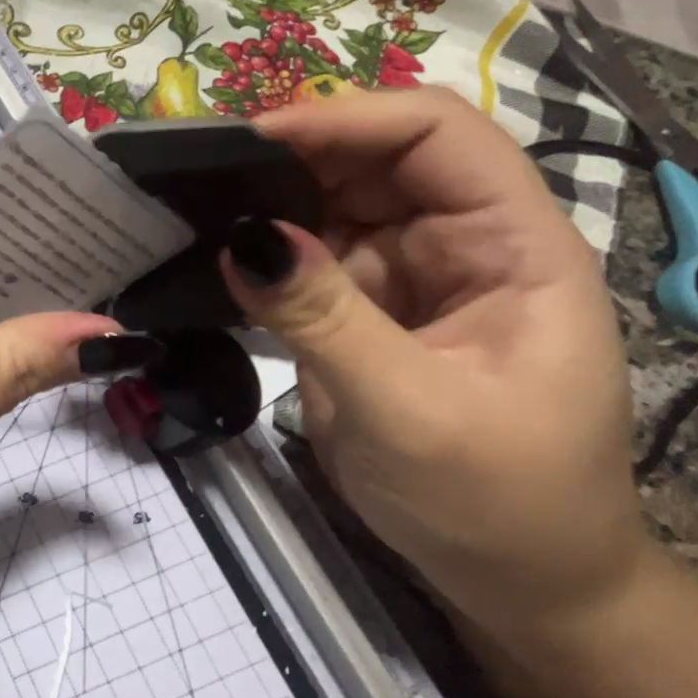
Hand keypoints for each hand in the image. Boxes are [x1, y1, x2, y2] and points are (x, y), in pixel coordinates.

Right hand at [219, 88, 644, 634]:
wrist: (511, 578)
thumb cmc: (493, 499)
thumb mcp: (409, 410)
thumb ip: (325, 318)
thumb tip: (241, 235)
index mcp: (513, 245)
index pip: (436, 136)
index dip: (346, 119)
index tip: (249, 139)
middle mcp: (459, 240)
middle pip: (372, 157)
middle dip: (288, 152)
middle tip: (193, 169)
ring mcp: (405, 273)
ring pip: (326, 202)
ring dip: (261, 197)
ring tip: (184, 202)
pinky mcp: (360, 307)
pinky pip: (301, 255)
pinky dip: (254, 248)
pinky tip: (202, 251)